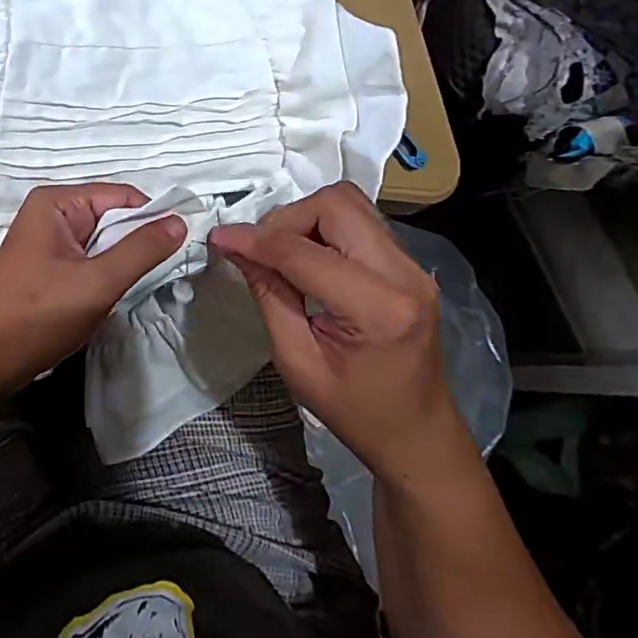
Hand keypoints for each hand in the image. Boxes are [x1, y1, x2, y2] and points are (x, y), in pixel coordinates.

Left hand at [0, 183, 183, 398]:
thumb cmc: (38, 315)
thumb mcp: (98, 281)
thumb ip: (142, 249)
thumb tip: (180, 221)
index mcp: (56, 202)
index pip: (121, 196)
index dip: (153, 218)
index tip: (180, 248)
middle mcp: (51, 213)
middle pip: (112, 217)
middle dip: (136, 244)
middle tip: (159, 276)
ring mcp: (48, 241)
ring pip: (103, 242)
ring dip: (121, 263)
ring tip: (129, 289)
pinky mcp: (48, 267)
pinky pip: (89, 260)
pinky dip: (105, 276)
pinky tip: (109, 298)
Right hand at [209, 183, 472, 482]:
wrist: (417, 434)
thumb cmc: (355, 410)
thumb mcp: (296, 360)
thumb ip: (268, 294)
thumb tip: (235, 246)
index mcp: (378, 308)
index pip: (304, 251)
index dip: (255, 240)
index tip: (220, 238)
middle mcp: (404, 275)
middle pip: (336, 204)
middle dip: (286, 218)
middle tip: (260, 250)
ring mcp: (412, 266)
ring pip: (348, 203)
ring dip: (305, 218)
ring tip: (282, 253)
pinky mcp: (408, 264)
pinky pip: (359, 220)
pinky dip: (323, 227)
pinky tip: (307, 258)